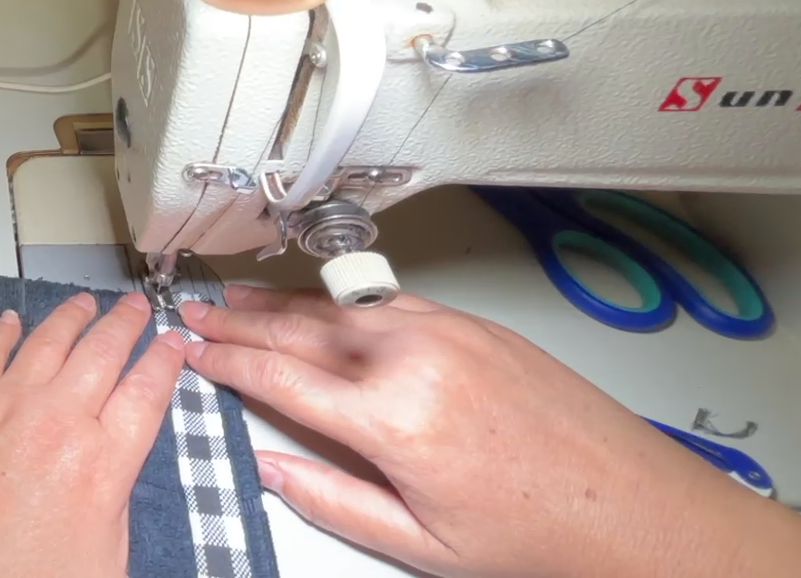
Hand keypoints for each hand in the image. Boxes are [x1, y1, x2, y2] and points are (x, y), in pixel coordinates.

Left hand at [0, 291, 186, 577]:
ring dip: (70, 316)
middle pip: (101, 354)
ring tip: (85, 300)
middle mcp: (57, 418)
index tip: (173, 340)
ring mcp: (7, 401)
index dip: (163, 363)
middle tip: (136, 304)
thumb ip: (115, 499)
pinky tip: (12, 318)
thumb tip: (116, 457)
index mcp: (100, 464)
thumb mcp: (103, 558)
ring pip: (48, 340)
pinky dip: (3, 330)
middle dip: (124, 324)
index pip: (145, 396)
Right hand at [181, 286, 800, 577]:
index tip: (190, 350)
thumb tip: (264, 465)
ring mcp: (435, 330)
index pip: (277, 376)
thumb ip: (332, 500)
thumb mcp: (426, 544)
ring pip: (328, 306)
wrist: (651, 517)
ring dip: (272, 302)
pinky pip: (375, 302)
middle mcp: (405, 359)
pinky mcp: (462, 319)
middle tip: (193, 312)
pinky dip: (328, 300)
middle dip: (234, 320)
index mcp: (391, 419)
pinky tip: (305, 301)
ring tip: (231, 297)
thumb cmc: (536, 539)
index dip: (224, 360)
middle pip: (292, 329)